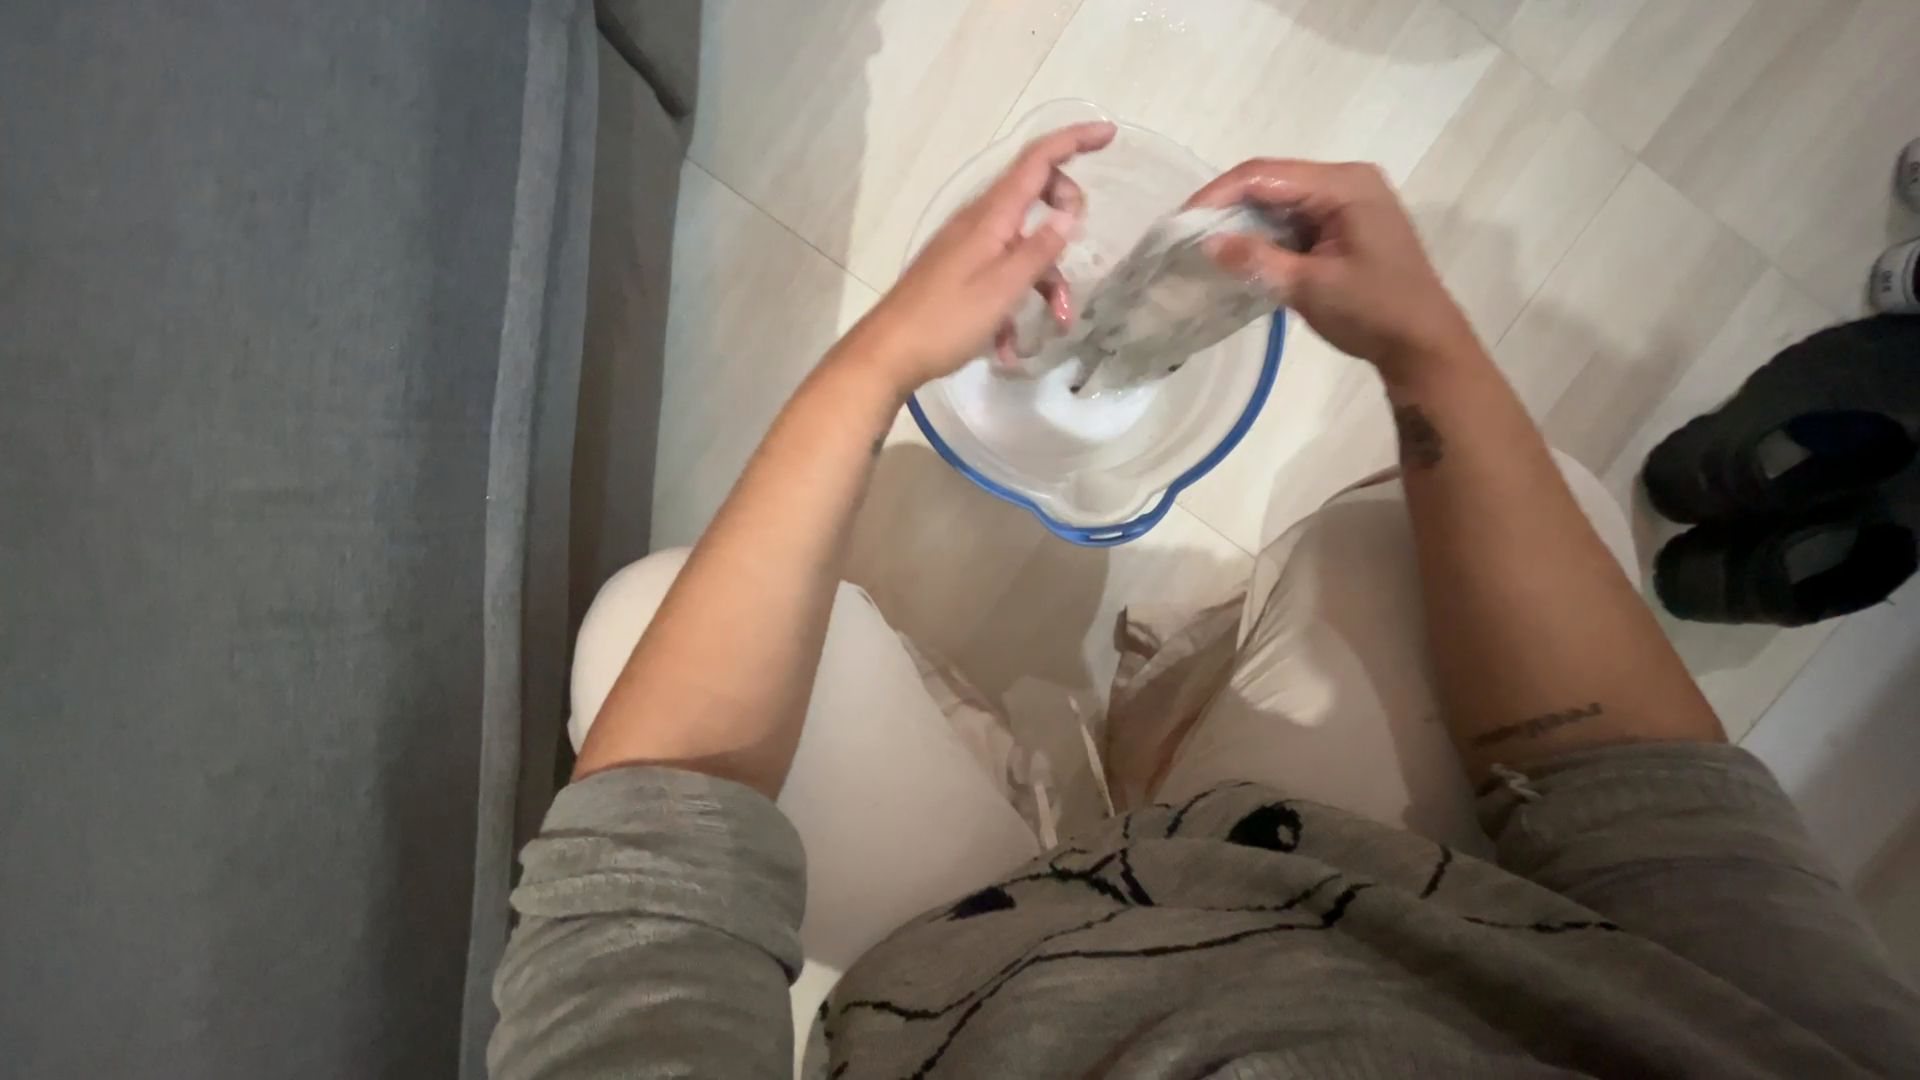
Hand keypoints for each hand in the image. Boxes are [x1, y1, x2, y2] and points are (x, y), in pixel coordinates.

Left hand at [845, 121, 1117, 390]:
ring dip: (1045, 282)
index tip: (1109, 133)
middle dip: (1065, 218)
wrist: (889, 353)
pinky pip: (999, 278)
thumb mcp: (1003, 288)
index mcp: (991, 217)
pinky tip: (1010, 348)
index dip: (1074, 141)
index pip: (1037, 161)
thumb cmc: (946, 321)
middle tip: (1078, 249)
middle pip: (1033, 197)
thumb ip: (1039, 250)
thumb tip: (1069, 215)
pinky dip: (1014, 305)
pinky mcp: (958, 277)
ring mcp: (967, 250)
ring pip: (1021, 248)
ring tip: (1057, 323)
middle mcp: (979, 224)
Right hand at [1188, 160, 1478, 379]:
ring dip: (1241, 222)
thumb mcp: (1309, 287)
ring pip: (1278, 202)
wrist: (1419, 340)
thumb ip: (1257, 260)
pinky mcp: (1340, 226)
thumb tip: (1207, 243)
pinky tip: (1238, 253)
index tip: (1180, 222)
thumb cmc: (1372, 311)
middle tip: (1185, 234)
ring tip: (1203, 244)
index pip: (1266, 175)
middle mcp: (1345, 183)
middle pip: (1270, 182)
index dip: (1218, 194)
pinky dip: (1262, 235)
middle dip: (1225, 206)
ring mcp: (1345, 203)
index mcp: (1344, 186)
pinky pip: (1291, 220)